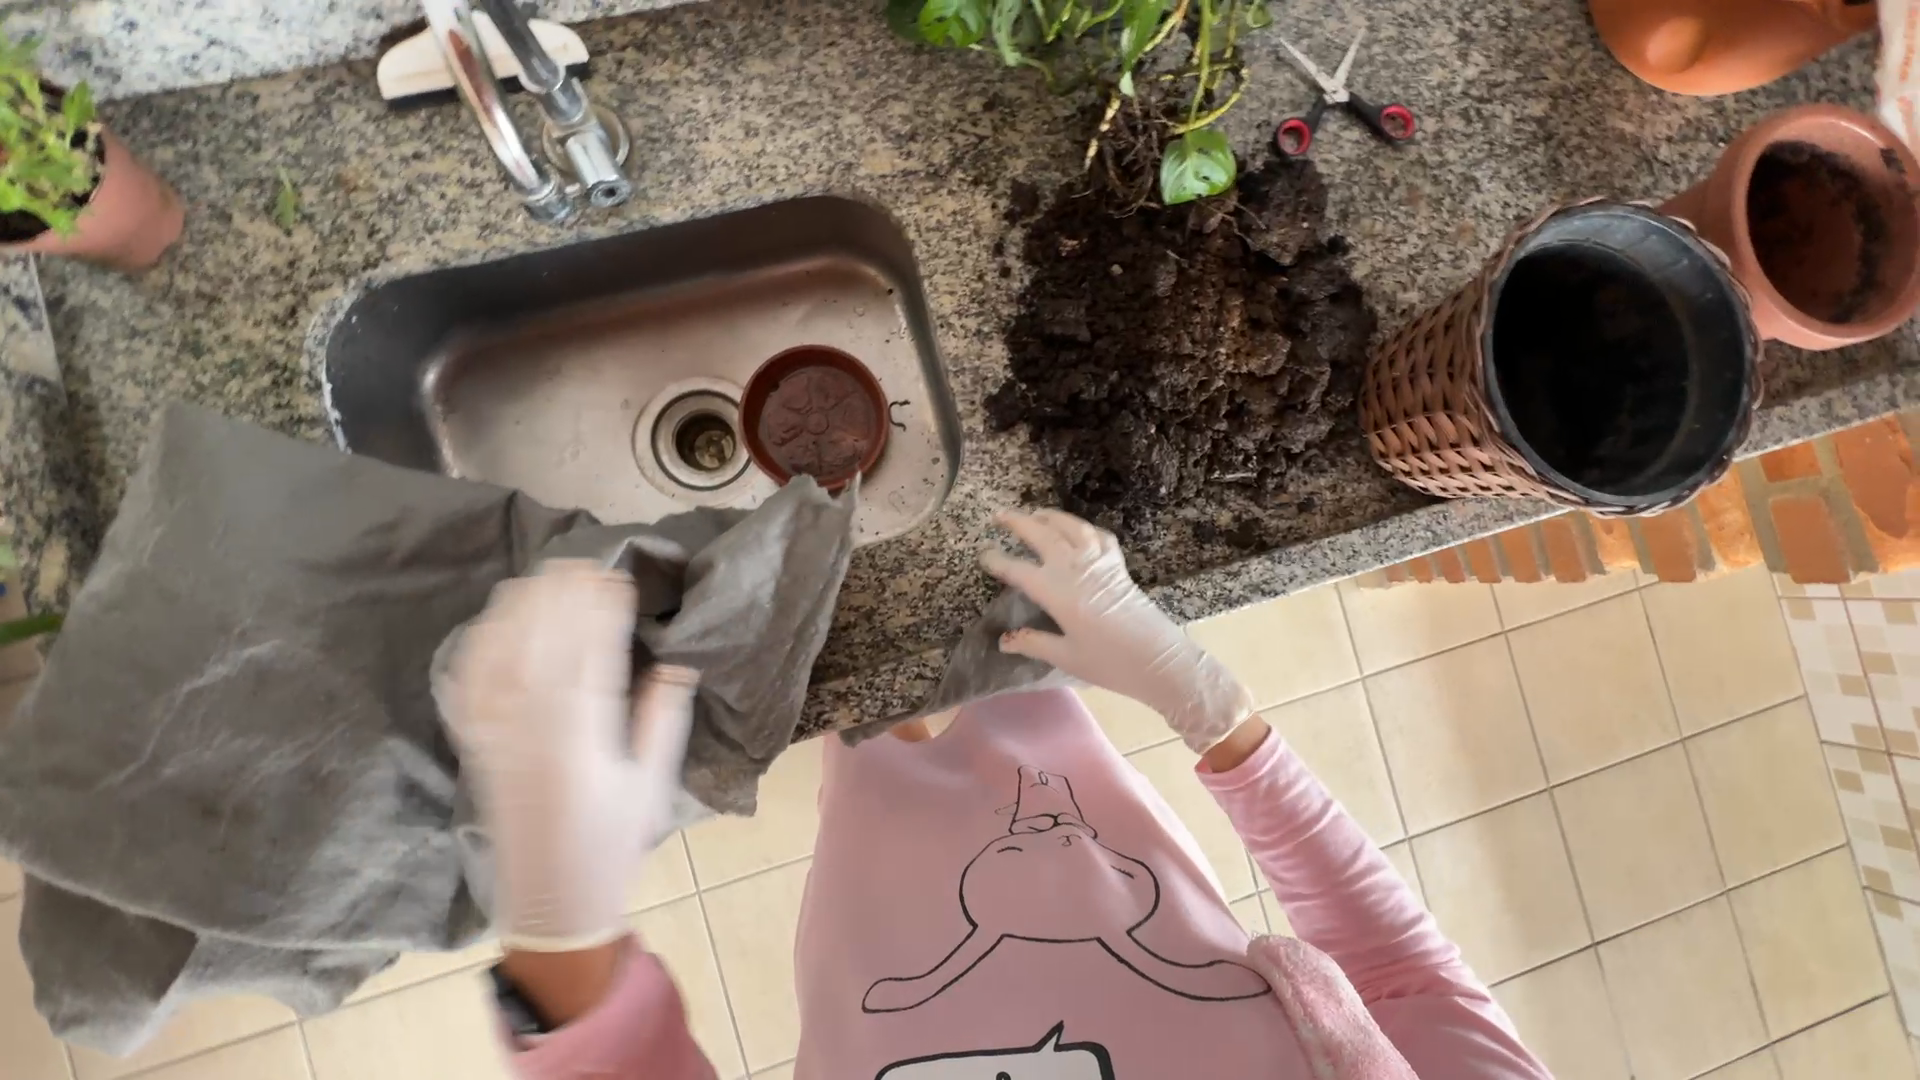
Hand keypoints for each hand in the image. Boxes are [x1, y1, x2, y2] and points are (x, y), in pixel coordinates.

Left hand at [442, 560, 696, 951]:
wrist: (553, 901)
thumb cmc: (613, 842)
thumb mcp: (653, 783)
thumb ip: (662, 720)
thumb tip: (674, 663)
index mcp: (582, 740)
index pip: (590, 657)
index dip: (601, 613)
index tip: (613, 578)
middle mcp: (533, 732)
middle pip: (541, 648)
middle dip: (558, 599)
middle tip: (576, 562)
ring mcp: (498, 738)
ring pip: (499, 662)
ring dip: (516, 614)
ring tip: (536, 577)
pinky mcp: (478, 749)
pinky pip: (469, 693)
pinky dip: (476, 653)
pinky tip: (488, 626)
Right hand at [981, 509, 1255, 754]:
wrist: (1160, 661)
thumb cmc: (1110, 664)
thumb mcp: (1066, 657)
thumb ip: (1033, 643)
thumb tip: (1004, 641)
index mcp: (1058, 593)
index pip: (1019, 571)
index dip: (998, 561)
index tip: (984, 554)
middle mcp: (1076, 570)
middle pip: (1043, 536)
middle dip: (1019, 523)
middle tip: (1000, 515)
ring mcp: (1100, 564)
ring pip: (1072, 528)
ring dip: (1051, 517)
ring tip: (1035, 514)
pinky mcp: (1119, 567)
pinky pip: (1099, 537)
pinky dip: (1084, 528)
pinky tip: (1078, 531)